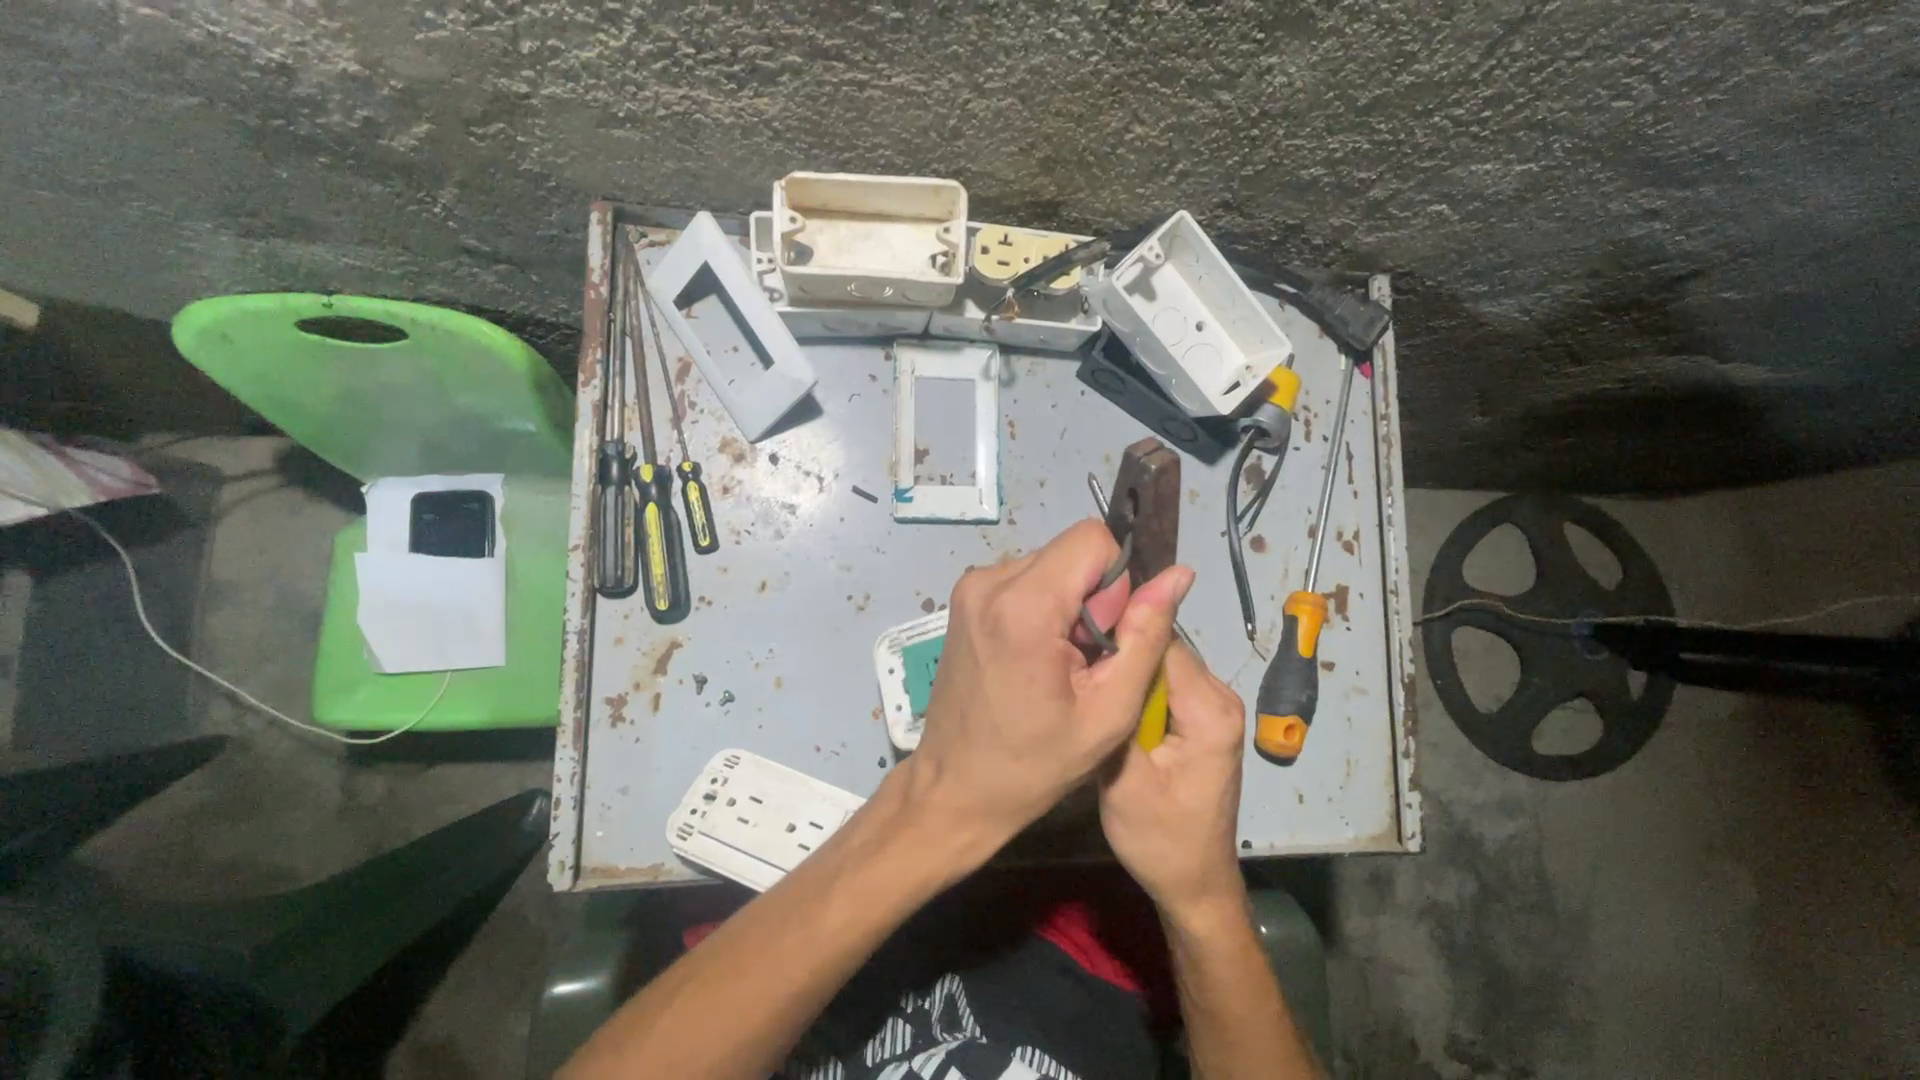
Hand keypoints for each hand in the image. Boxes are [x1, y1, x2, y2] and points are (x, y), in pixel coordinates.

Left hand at [903, 519, 1193, 860]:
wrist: (957, 786)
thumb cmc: (1034, 763)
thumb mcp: (1108, 711)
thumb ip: (1146, 635)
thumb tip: (1179, 574)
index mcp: (1022, 605)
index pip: (1092, 539)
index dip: (1116, 583)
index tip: (1106, 637)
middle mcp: (988, 580)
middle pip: (1071, 553)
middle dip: (1093, 598)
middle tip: (1084, 662)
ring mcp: (970, 586)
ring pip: (1051, 565)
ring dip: (1069, 606)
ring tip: (1059, 666)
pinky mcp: (964, 598)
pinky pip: (1026, 580)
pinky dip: (1043, 610)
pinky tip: (1036, 659)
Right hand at [1098, 643, 1246, 914]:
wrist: (1193, 882)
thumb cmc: (1160, 839)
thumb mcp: (1126, 782)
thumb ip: (1118, 717)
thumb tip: (1100, 659)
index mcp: (1209, 711)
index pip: (1161, 642)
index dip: (1119, 634)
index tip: (1076, 638)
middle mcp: (1220, 698)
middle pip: (1163, 649)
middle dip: (1121, 650)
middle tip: (1074, 660)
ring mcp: (1215, 707)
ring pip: (1162, 665)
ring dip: (1127, 669)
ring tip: (1086, 677)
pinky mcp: (1204, 719)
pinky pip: (1166, 684)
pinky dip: (1138, 688)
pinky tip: (1109, 699)